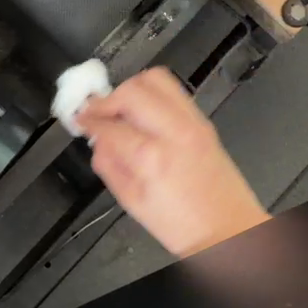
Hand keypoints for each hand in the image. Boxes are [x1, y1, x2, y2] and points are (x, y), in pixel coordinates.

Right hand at [73, 67, 266, 256]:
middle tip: (95, 110)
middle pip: (132, 91)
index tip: (79, 120)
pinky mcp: (203, 122)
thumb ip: (109, 167)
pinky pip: (173, 91)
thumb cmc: (187, 225)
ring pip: (155, 79)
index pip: (109, 124)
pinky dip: (151, 95)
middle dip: (106, 98)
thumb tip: (97, 143)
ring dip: (129, 89)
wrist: (227, 228)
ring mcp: (193, 123)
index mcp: (152, 157)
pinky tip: (142, 112)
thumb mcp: (132, 202)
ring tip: (119, 106)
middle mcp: (175, 133)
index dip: (87, 120)